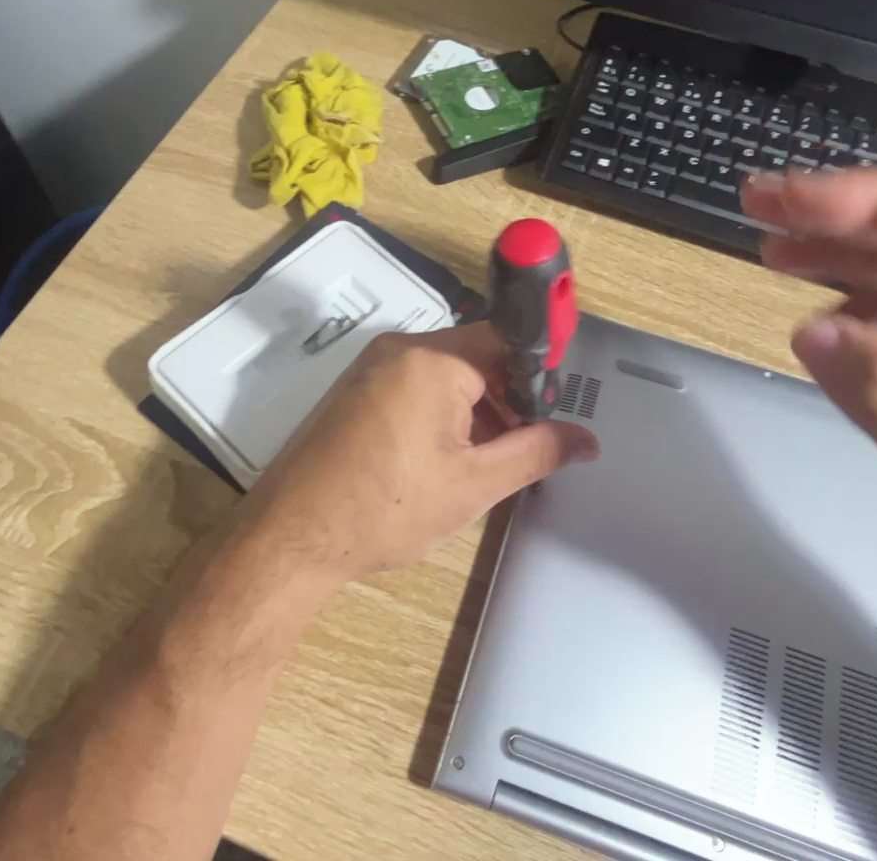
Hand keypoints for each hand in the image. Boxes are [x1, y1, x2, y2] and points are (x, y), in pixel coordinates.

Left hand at [237, 323, 599, 588]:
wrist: (292, 535)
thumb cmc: (381, 510)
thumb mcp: (473, 485)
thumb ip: (536, 452)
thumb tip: (583, 440)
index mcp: (430, 361)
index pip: (506, 341)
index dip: (536, 377)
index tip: (550, 415)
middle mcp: (397, 350)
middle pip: (475, 356)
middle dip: (505, 400)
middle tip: (517, 449)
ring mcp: (370, 367)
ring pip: (445, 374)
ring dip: (473, 410)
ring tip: (478, 464)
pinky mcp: (355, 389)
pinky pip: (414, 385)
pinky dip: (440, 413)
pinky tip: (441, 459)